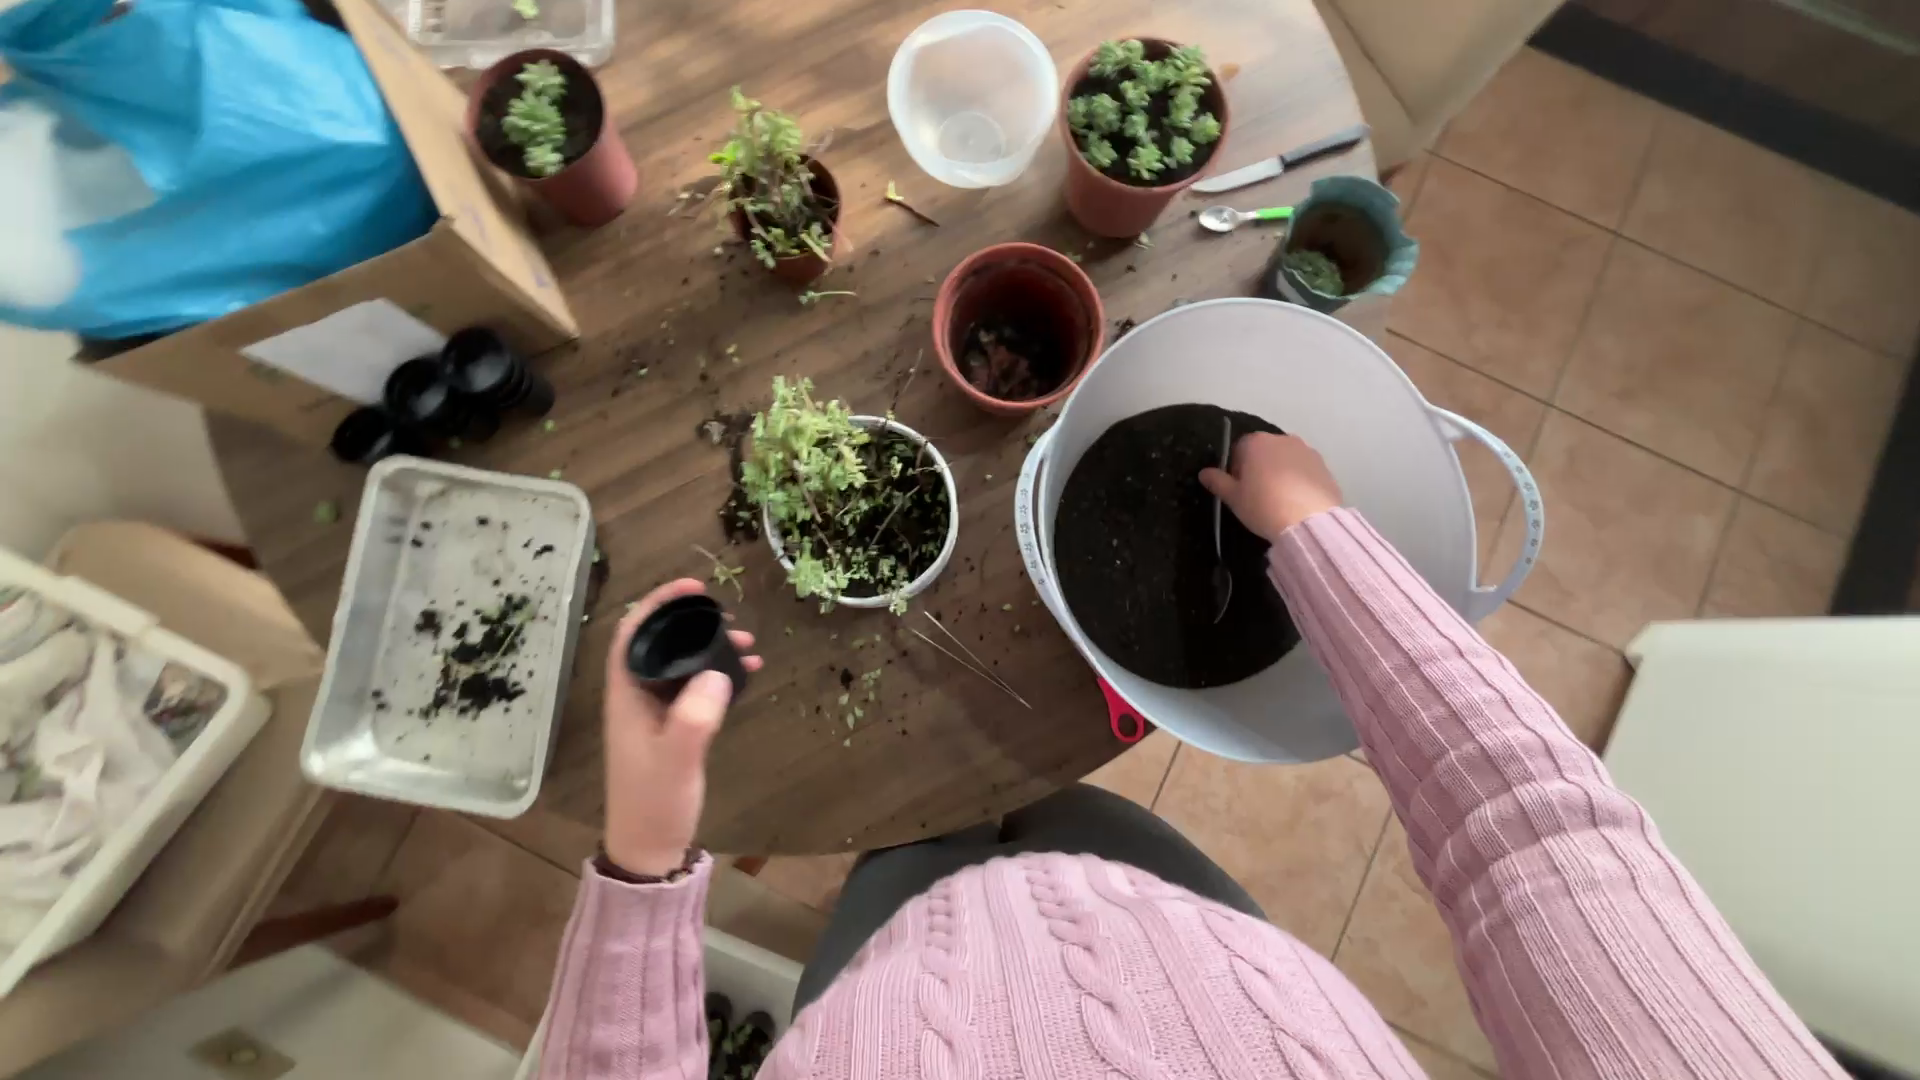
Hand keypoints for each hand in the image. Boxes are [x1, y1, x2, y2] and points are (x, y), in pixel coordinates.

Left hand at [602, 578, 762, 875]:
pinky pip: (696, 686)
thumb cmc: (654, 803)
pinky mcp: (674, 726)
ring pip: (681, 662)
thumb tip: (718, 673)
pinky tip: (748, 673)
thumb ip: (694, 717)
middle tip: (729, 617)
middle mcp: (637, 696)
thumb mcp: (676, 760)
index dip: (659, 604)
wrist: (650, 848)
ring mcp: (656, 711)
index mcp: (626, 695)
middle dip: (693, 622)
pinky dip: (719, 673)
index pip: (634, 633)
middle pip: (660, 642)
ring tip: (747, 645)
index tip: (694, 589)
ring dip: (710, 647)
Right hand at [1198, 432, 1343, 541]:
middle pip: (1264, 451)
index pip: (1238, 448)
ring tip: (1278, 498)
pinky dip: (1298, 479)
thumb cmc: (1263, 506)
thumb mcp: (1233, 497)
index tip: (1238, 487)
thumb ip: (1218, 482)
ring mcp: (1306, 451)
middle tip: (1256, 493)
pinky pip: (1304, 469)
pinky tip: (1295, 500)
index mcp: (1256, 443)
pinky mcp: (1324, 466)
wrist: (1309, 521)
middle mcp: (1282, 439)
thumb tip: (1204, 472)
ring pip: (1285, 459)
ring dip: (1279, 472)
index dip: (1235, 468)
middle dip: (1258, 467)